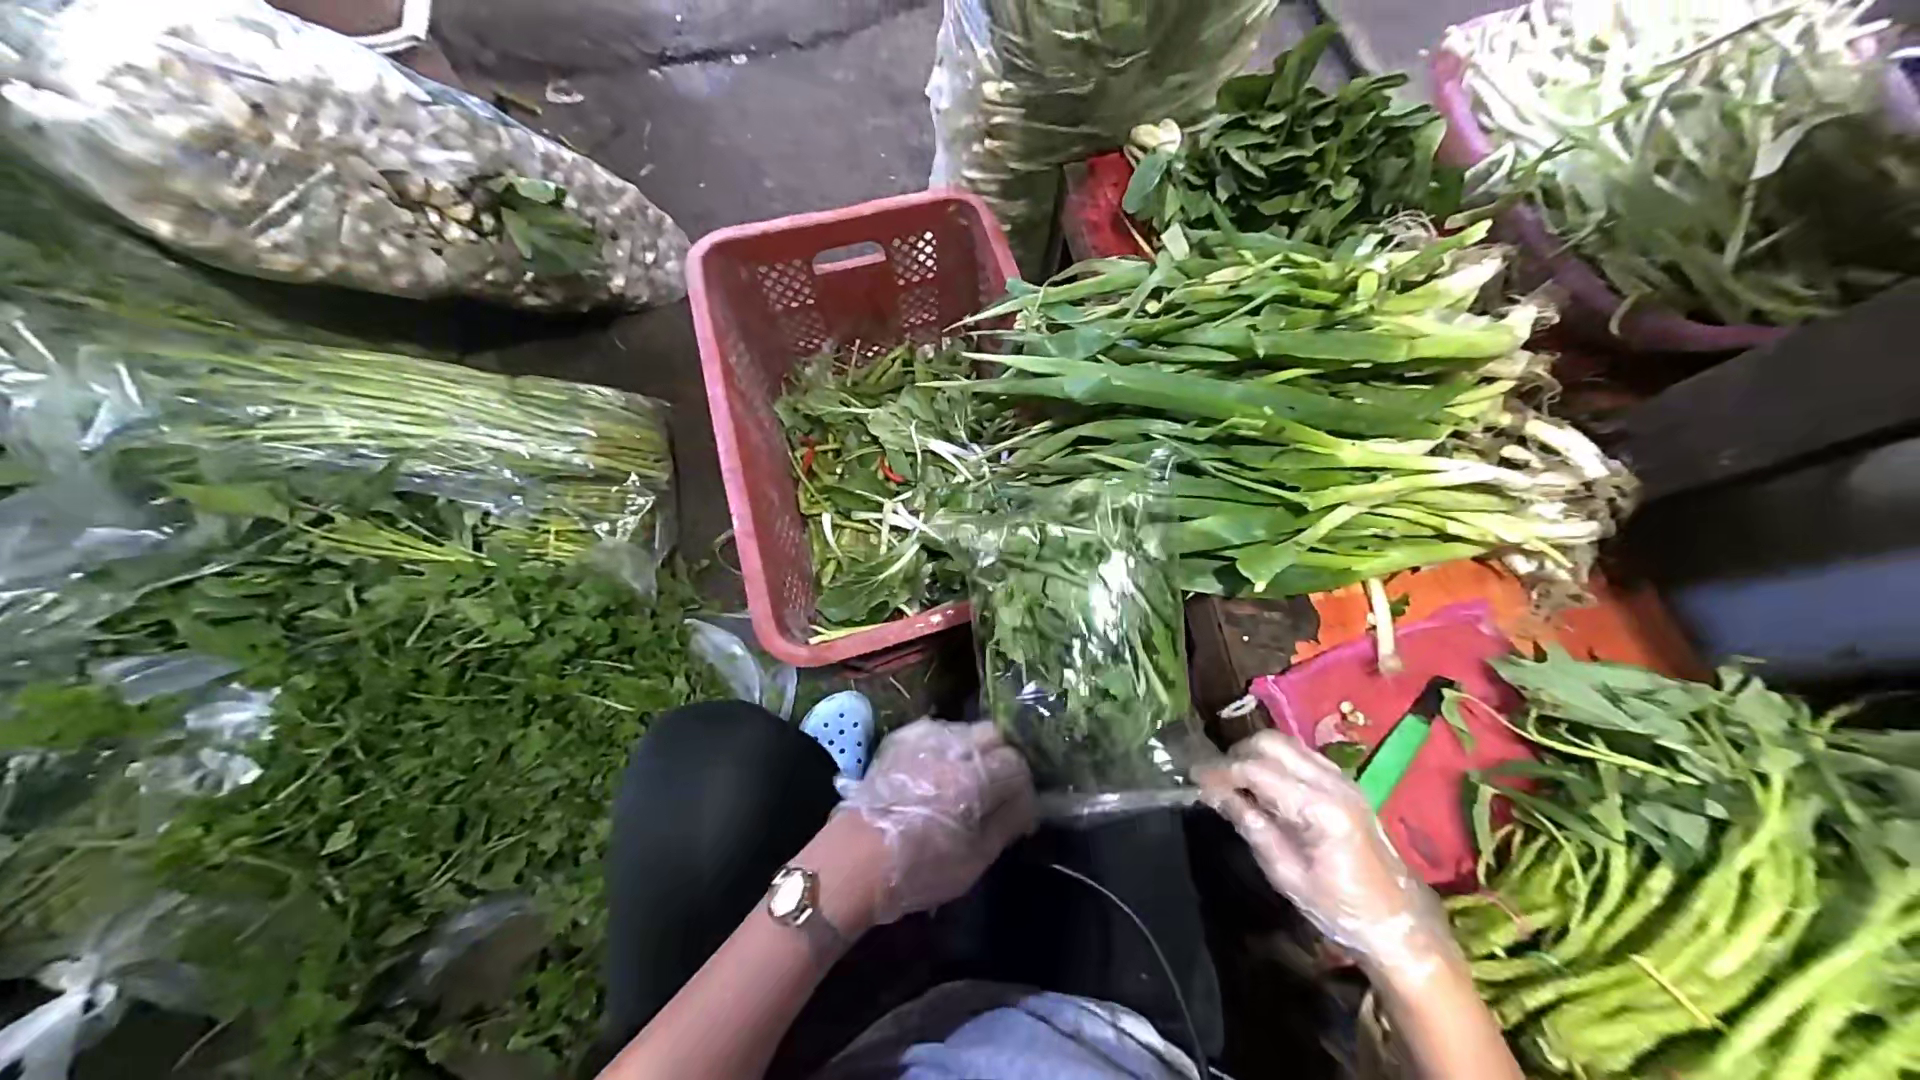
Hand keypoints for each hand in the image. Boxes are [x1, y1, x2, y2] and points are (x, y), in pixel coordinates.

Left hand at [834, 719, 1036, 923]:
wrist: (854, 861)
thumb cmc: (919, 869)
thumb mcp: (976, 858)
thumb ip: (1008, 823)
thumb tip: (1028, 803)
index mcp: (977, 776)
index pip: (1018, 764)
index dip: (1022, 788)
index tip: (1016, 811)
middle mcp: (954, 746)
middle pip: (995, 736)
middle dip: (1001, 760)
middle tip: (994, 792)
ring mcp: (925, 737)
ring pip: (966, 731)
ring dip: (974, 752)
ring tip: (964, 784)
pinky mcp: (901, 739)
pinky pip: (937, 733)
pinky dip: (945, 749)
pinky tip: (936, 776)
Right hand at [1195, 731, 1457, 980]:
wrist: (1398, 923)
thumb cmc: (1339, 908)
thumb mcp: (1285, 873)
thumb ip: (1250, 824)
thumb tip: (1212, 792)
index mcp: (1320, 808)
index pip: (1255, 769)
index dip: (1219, 771)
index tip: (1194, 779)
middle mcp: (1333, 782)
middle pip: (1269, 743)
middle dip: (1235, 755)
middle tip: (1215, 781)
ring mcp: (1342, 779)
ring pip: (1285, 743)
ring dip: (1254, 755)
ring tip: (1234, 782)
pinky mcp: (1344, 783)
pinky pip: (1300, 755)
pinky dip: (1274, 760)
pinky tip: (1263, 785)